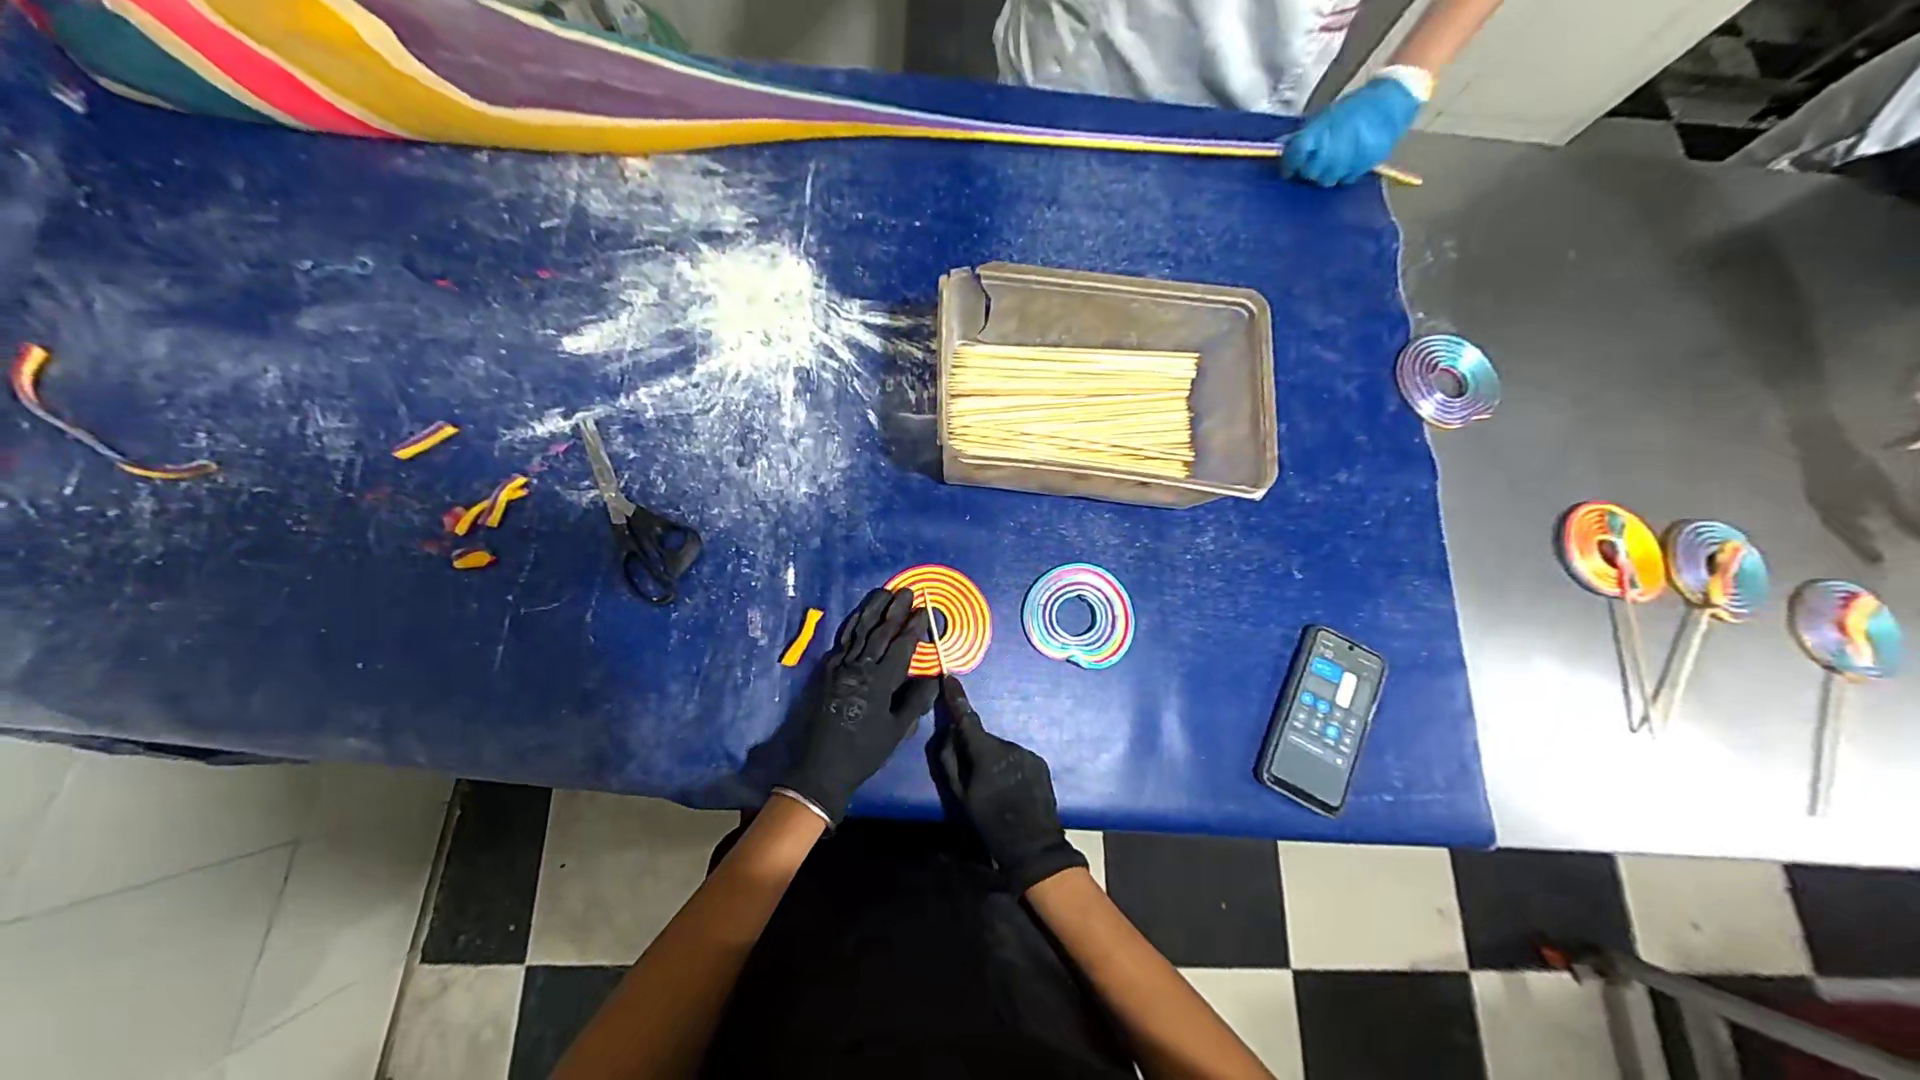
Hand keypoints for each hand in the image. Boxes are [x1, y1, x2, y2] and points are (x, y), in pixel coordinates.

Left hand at [780, 588, 937, 824]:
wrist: (821, 767)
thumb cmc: (864, 751)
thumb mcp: (897, 730)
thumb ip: (917, 700)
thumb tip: (935, 675)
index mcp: (879, 682)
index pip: (901, 646)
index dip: (914, 627)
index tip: (924, 611)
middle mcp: (858, 668)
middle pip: (880, 631)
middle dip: (895, 610)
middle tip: (908, 591)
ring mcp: (840, 667)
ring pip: (859, 630)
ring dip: (873, 609)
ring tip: (885, 592)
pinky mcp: (827, 670)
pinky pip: (842, 640)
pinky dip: (853, 624)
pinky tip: (860, 615)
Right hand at [930, 676, 1086, 892]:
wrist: (1033, 845)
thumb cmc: (990, 823)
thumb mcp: (960, 796)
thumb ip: (950, 759)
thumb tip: (949, 732)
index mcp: (986, 753)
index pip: (968, 719)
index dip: (957, 698)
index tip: (949, 678)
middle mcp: (1009, 745)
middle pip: (984, 739)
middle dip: (975, 750)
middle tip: (973, 778)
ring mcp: (1027, 753)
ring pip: (1001, 749)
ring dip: (994, 761)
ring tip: (995, 789)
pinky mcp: (1039, 762)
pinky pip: (1016, 758)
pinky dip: (1009, 767)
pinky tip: (1011, 789)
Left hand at [1279, 75, 1422, 186]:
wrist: (1392, 101)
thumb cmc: (1353, 108)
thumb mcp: (1325, 116)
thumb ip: (1304, 135)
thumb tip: (1281, 145)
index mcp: (1319, 132)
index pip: (1295, 155)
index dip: (1289, 164)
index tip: (1288, 168)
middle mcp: (1332, 149)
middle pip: (1309, 173)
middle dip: (1307, 170)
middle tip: (1313, 163)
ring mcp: (1348, 160)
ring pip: (1326, 181)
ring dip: (1325, 174)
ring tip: (1331, 162)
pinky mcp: (1362, 167)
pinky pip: (1345, 179)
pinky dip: (1342, 173)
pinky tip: (1347, 162)